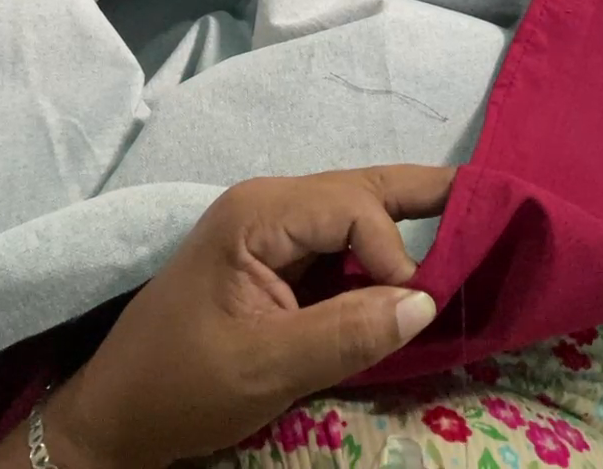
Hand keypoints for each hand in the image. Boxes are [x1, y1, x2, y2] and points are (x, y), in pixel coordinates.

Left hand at [35, 166, 449, 468]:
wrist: (115, 414)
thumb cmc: (180, 385)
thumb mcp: (266, 368)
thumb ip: (348, 330)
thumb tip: (426, 299)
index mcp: (260, 213)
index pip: (353, 207)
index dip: (394, 252)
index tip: (415, 308)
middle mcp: (270, 203)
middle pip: (360, 187)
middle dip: (423, 192)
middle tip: (487, 193)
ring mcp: (271, 227)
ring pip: (354, 208)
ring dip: (404, 221)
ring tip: (465, 218)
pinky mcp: (275, 255)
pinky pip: (340, 240)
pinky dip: (379, 251)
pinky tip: (412, 261)